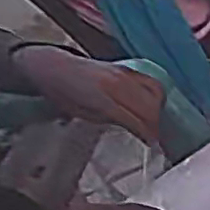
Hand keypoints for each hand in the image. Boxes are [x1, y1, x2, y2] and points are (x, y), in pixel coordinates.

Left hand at [11, 46, 164, 145]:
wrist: (50, 65)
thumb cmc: (63, 93)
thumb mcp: (84, 114)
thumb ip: (112, 120)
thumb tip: (136, 129)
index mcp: (102, 99)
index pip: (136, 120)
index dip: (148, 135)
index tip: (153, 144)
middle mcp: (116, 84)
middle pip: (150, 108)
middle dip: (156, 125)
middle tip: (155, 136)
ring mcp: (123, 74)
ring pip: (155, 95)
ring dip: (159, 111)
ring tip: (155, 122)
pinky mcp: (126, 69)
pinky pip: (152, 83)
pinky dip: (158, 95)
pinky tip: (154, 104)